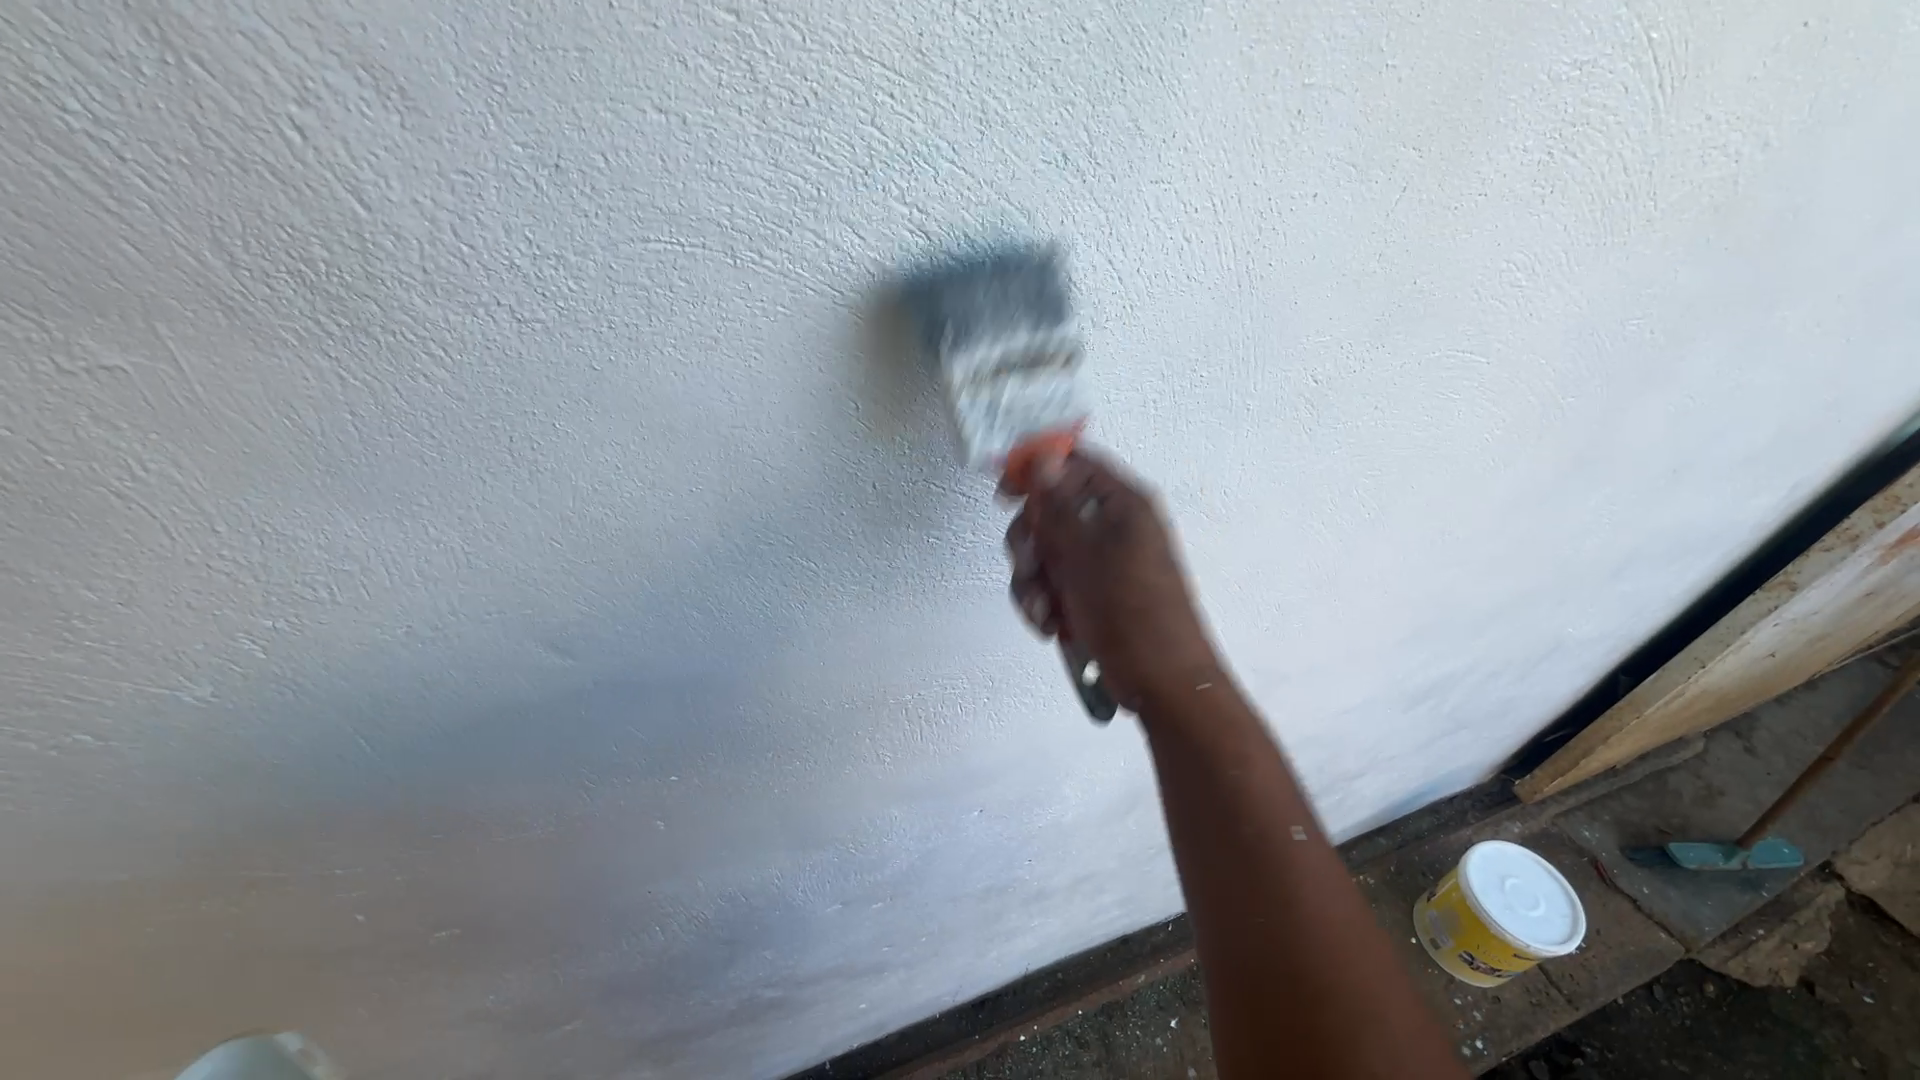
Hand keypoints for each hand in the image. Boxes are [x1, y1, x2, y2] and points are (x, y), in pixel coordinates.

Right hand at [1005, 448, 1222, 711]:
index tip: (1005, 495)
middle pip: (1048, 509)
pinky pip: (1050, 584)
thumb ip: (1058, 504)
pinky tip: (1050, 625)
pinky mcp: (1088, 593)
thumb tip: (1042, 458)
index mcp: (1122, 503)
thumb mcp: (1087, 553)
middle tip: (1030, 565)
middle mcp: (1109, 525)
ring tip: (1043, 611)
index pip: (1072, 463)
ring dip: (1033, 581)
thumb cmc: (1131, 612)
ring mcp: (1098, 561)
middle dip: (1029, 541)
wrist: (1160, 681)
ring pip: (1043, 551)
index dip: (1034, 470)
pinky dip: (1043, 603)